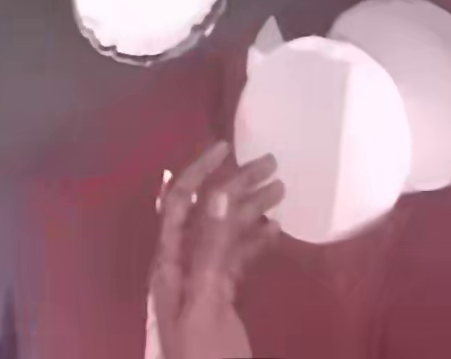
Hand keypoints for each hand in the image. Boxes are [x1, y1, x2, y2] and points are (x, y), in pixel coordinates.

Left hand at [151, 143, 283, 358]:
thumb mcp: (206, 303)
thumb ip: (210, 248)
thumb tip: (216, 193)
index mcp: (170, 263)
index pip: (179, 201)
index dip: (198, 169)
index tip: (227, 147)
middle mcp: (183, 265)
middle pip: (207, 212)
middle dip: (236, 184)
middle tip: (271, 164)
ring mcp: (203, 282)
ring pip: (225, 232)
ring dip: (250, 208)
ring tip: (281, 189)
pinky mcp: (221, 300)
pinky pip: (237, 259)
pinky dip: (255, 241)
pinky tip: (275, 230)